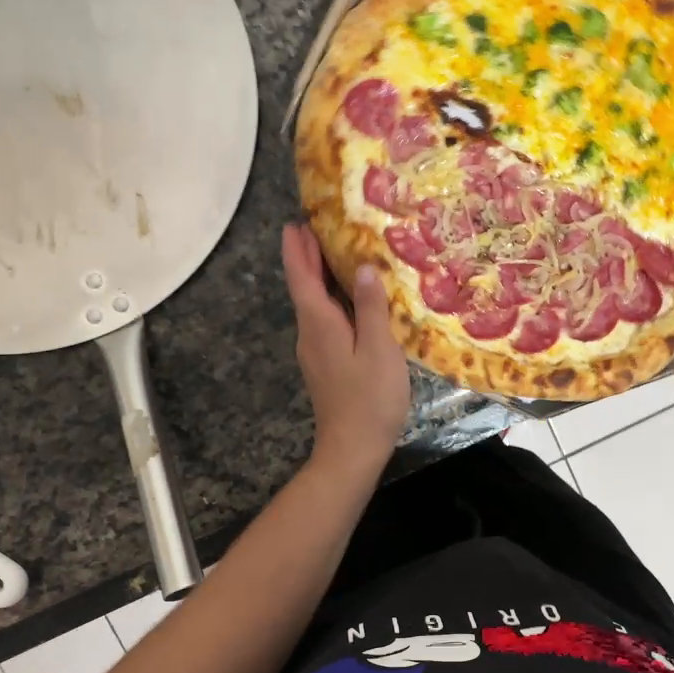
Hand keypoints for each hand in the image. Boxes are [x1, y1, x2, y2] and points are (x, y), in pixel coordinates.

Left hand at [281, 223, 409, 477]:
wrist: (352, 449)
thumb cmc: (369, 399)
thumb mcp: (379, 349)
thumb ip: (371, 308)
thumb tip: (363, 268)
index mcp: (320, 324)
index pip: (302, 278)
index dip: (297, 250)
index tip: (294, 223)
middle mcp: (310, 334)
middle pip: (304, 289)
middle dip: (306, 260)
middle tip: (312, 229)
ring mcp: (316, 353)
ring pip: (313, 307)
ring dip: (318, 280)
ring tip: (332, 256)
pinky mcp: (325, 367)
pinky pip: (323, 323)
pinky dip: (330, 302)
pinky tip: (348, 302)